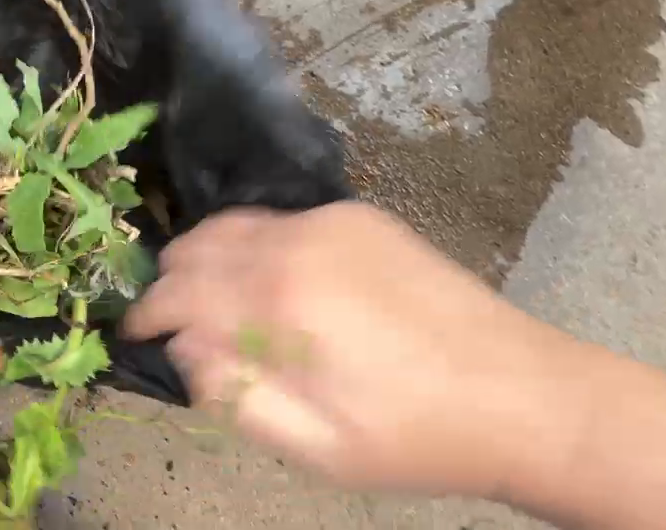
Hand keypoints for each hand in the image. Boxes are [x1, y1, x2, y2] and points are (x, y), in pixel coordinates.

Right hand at [122, 202, 584, 497]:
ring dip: (204, 257)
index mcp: (278, 302)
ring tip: (209, 295)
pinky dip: (251, 244)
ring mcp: (324, 221)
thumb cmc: (419, 437)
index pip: (177, 292)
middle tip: (173, 319)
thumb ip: (233, 395)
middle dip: (170, 283)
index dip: (145, 312)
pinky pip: (273, 219)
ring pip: (227, 225)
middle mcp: (291, 244)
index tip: (133, 330)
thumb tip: (182, 348)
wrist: (532, 400)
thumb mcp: (319, 449)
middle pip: (192, 247)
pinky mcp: (352, 214)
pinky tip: (269, 279)